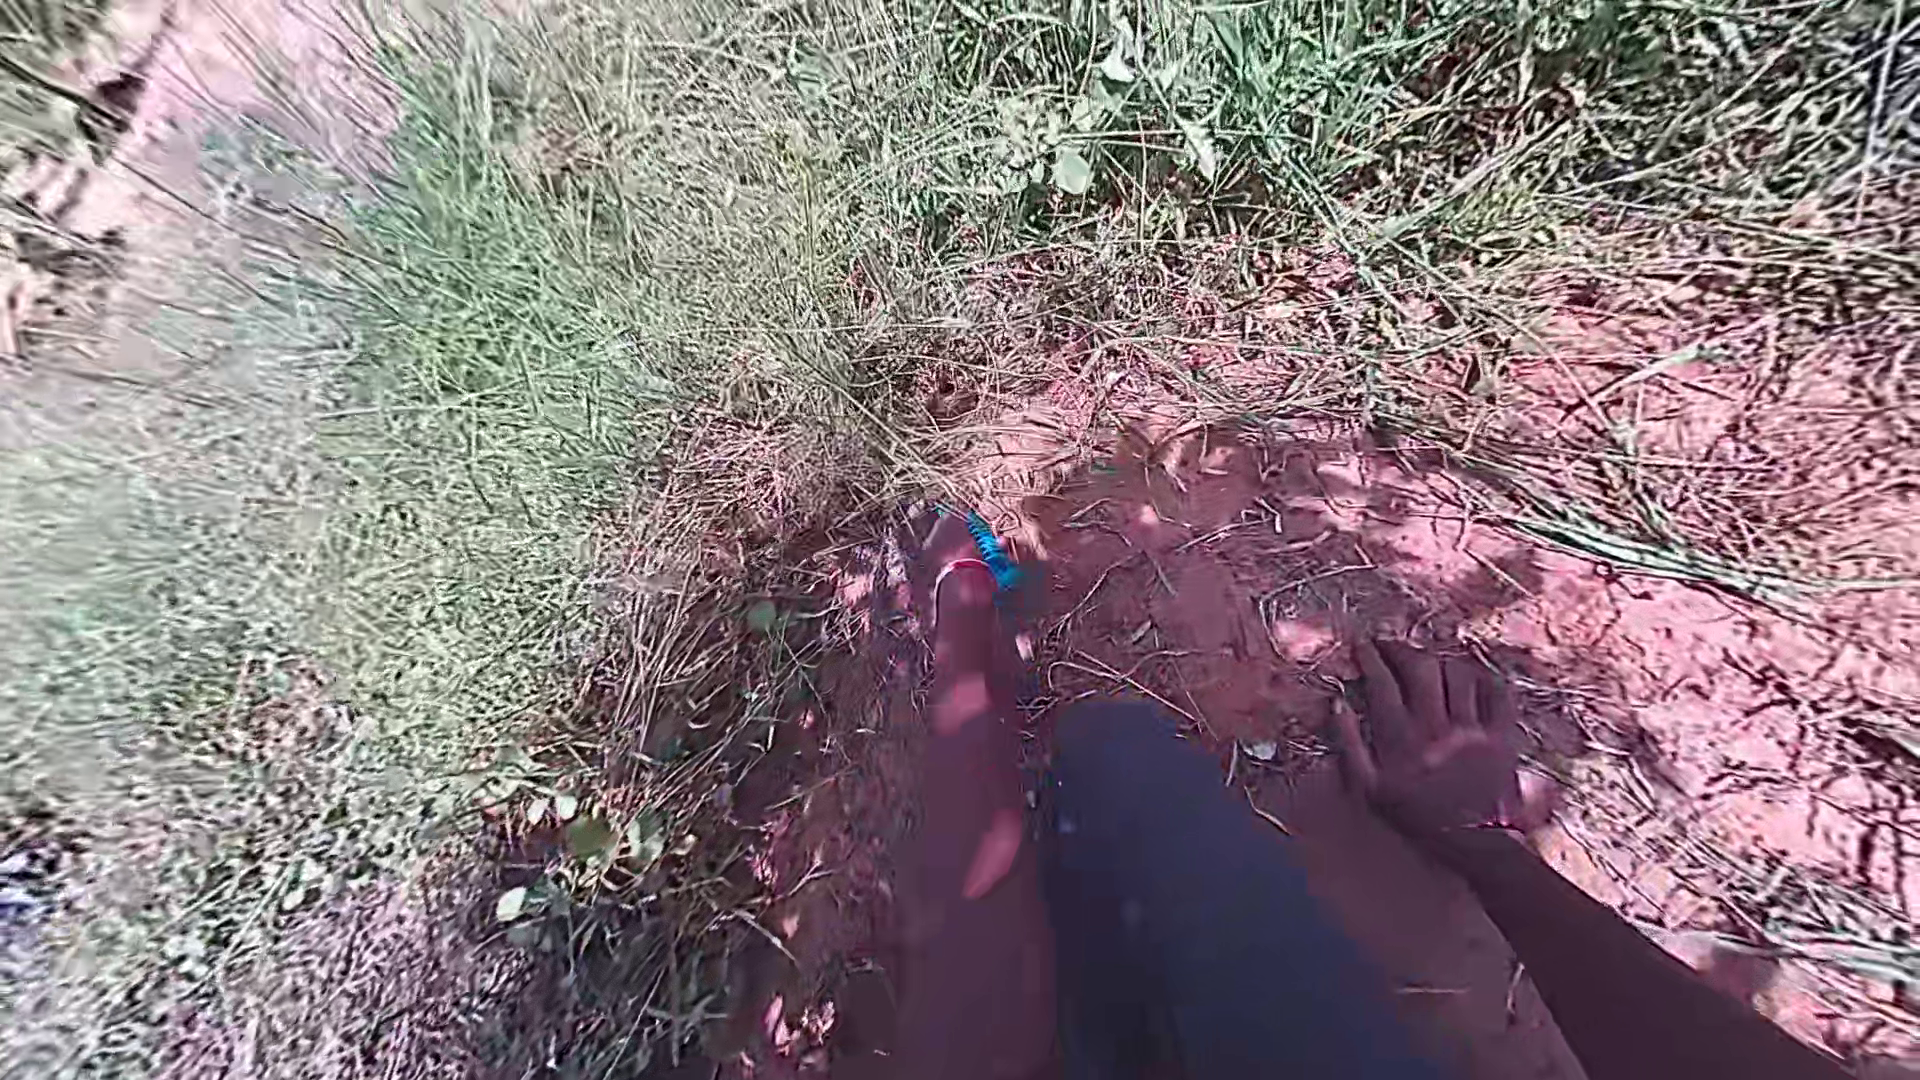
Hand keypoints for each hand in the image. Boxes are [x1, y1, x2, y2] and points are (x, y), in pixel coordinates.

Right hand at [1332, 640, 1523, 849]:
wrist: (1473, 842)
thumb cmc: (1412, 811)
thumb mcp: (1366, 784)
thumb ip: (1348, 742)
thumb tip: (1337, 703)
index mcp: (1399, 734)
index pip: (1381, 680)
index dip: (1369, 657)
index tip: (1361, 646)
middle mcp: (1435, 724)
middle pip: (1420, 667)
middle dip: (1400, 649)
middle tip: (1388, 646)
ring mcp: (1472, 729)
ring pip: (1457, 674)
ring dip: (1437, 660)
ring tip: (1425, 660)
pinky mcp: (1503, 737)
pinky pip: (1497, 695)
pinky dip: (1483, 678)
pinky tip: (1468, 675)